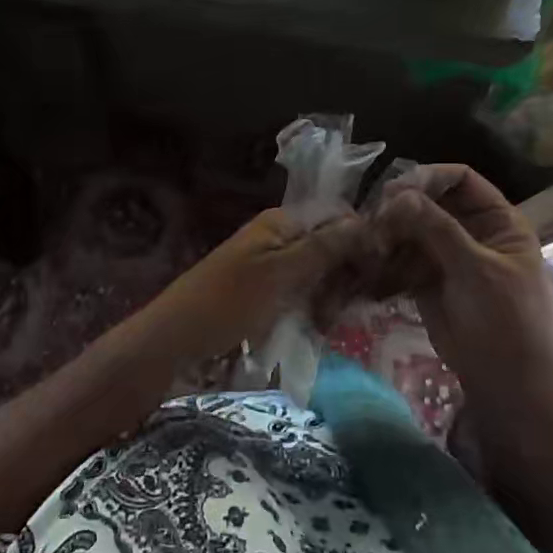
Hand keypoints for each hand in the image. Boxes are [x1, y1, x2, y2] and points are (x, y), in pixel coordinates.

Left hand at [143, 207, 366, 359]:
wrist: (177, 336)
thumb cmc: (228, 302)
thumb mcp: (280, 274)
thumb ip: (323, 248)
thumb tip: (366, 222)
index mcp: (281, 222)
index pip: (338, 216)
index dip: (360, 240)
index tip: (375, 273)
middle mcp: (279, 236)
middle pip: (331, 246)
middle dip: (344, 275)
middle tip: (345, 307)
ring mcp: (272, 263)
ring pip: (318, 273)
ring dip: (329, 296)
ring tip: (326, 322)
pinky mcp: (266, 289)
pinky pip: (301, 291)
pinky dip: (311, 307)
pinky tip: (316, 326)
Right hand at [372, 164, 552, 399]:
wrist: (505, 380)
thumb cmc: (506, 320)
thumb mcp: (477, 270)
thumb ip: (439, 230)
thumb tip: (399, 194)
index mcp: (497, 221)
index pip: (461, 180)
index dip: (429, 178)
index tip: (396, 191)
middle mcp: (470, 231)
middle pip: (430, 203)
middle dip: (401, 209)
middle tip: (374, 221)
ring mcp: (446, 256)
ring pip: (410, 230)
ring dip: (388, 234)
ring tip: (369, 247)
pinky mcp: (426, 279)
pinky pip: (401, 258)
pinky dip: (384, 260)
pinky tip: (369, 266)